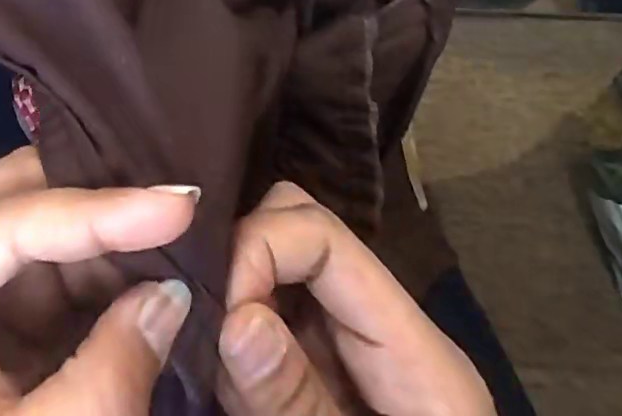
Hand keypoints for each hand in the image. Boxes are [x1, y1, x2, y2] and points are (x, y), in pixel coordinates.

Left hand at [0, 146, 200, 414]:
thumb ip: (112, 369)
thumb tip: (172, 291)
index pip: (10, 226)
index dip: (99, 211)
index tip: (179, 201)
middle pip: (23, 196)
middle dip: (102, 195)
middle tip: (181, 194)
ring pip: (46, 213)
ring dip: (111, 221)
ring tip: (178, 219)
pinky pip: (56, 249)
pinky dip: (106, 251)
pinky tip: (149, 248)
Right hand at [218, 183, 493, 415]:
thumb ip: (296, 405)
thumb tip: (235, 316)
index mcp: (417, 354)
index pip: (324, 236)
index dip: (260, 249)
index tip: (218, 313)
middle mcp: (385, 327)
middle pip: (302, 223)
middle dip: (242, 251)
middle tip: (204, 320)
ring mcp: (354, 344)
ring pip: (279, 258)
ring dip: (232, 284)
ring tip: (206, 348)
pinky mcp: (328, 365)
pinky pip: (272, 306)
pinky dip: (236, 316)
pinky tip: (218, 361)